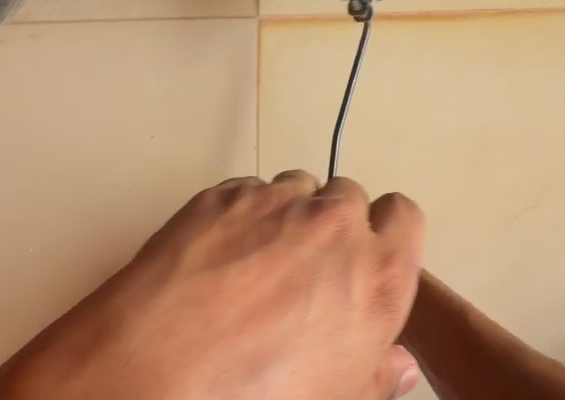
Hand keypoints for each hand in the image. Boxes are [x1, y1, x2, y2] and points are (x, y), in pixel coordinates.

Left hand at [0, 171, 425, 399]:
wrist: (160, 371)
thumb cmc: (255, 395)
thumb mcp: (335, 398)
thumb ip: (376, 373)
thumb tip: (399, 364)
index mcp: (378, 275)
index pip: (405, 216)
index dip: (385, 232)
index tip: (365, 253)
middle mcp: (335, 223)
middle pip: (348, 196)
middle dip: (331, 224)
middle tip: (302, 268)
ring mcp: (278, 199)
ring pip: (297, 187)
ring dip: (286, 213)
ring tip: (254, 263)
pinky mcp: (228, 189)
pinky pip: (249, 189)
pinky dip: (242, 213)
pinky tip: (219, 257)